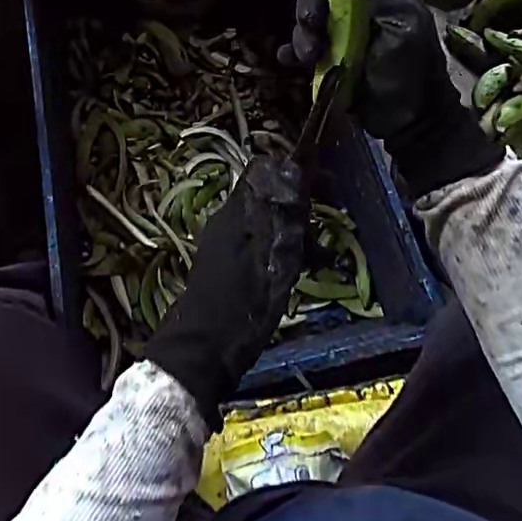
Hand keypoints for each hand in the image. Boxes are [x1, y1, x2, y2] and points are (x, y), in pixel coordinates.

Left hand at [144, 156, 306, 422]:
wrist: (203, 350)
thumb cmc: (243, 303)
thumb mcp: (275, 258)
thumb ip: (285, 213)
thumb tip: (295, 172)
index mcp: (236, 210)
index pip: (264, 170)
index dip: (293, 173)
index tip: (318, 185)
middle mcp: (225, 217)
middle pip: (265, 194)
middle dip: (294, 204)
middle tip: (318, 225)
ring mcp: (221, 239)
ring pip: (261, 218)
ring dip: (287, 228)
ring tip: (311, 253)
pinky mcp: (221, 261)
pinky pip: (254, 238)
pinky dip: (275, 245)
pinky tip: (291, 267)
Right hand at [279, 0, 502, 195]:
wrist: (410, 122)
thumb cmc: (411, 69)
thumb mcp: (402, 22)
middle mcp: (360, 3)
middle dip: (307, 2)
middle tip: (311, 25)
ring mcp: (343, 31)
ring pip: (309, 15)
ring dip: (302, 32)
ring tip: (310, 56)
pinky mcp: (330, 57)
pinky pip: (302, 45)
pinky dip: (292, 50)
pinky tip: (291, 61)